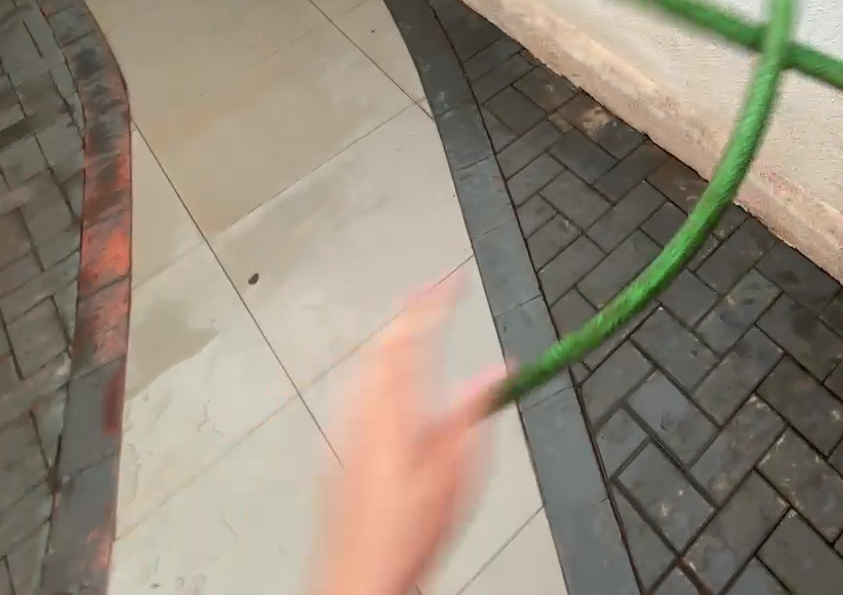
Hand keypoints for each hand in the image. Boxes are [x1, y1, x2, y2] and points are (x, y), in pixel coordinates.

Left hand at [315, 280, 507, 594]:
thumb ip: (473, 412)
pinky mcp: (341, 453)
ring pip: (367, 366)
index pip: (412, 341)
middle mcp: (364, 415)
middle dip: (409, 310)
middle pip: (381, 347)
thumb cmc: (411, 532)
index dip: (433, 304)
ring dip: (393, 335)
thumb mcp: (456, 473)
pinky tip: (391, 371)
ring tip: (416, 317)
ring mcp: (347, 434)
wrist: (356, 588)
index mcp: (395, 414)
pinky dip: (381, 363)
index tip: (453, 278)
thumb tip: (501, 367)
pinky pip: (361, 387)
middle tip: (434, 287)